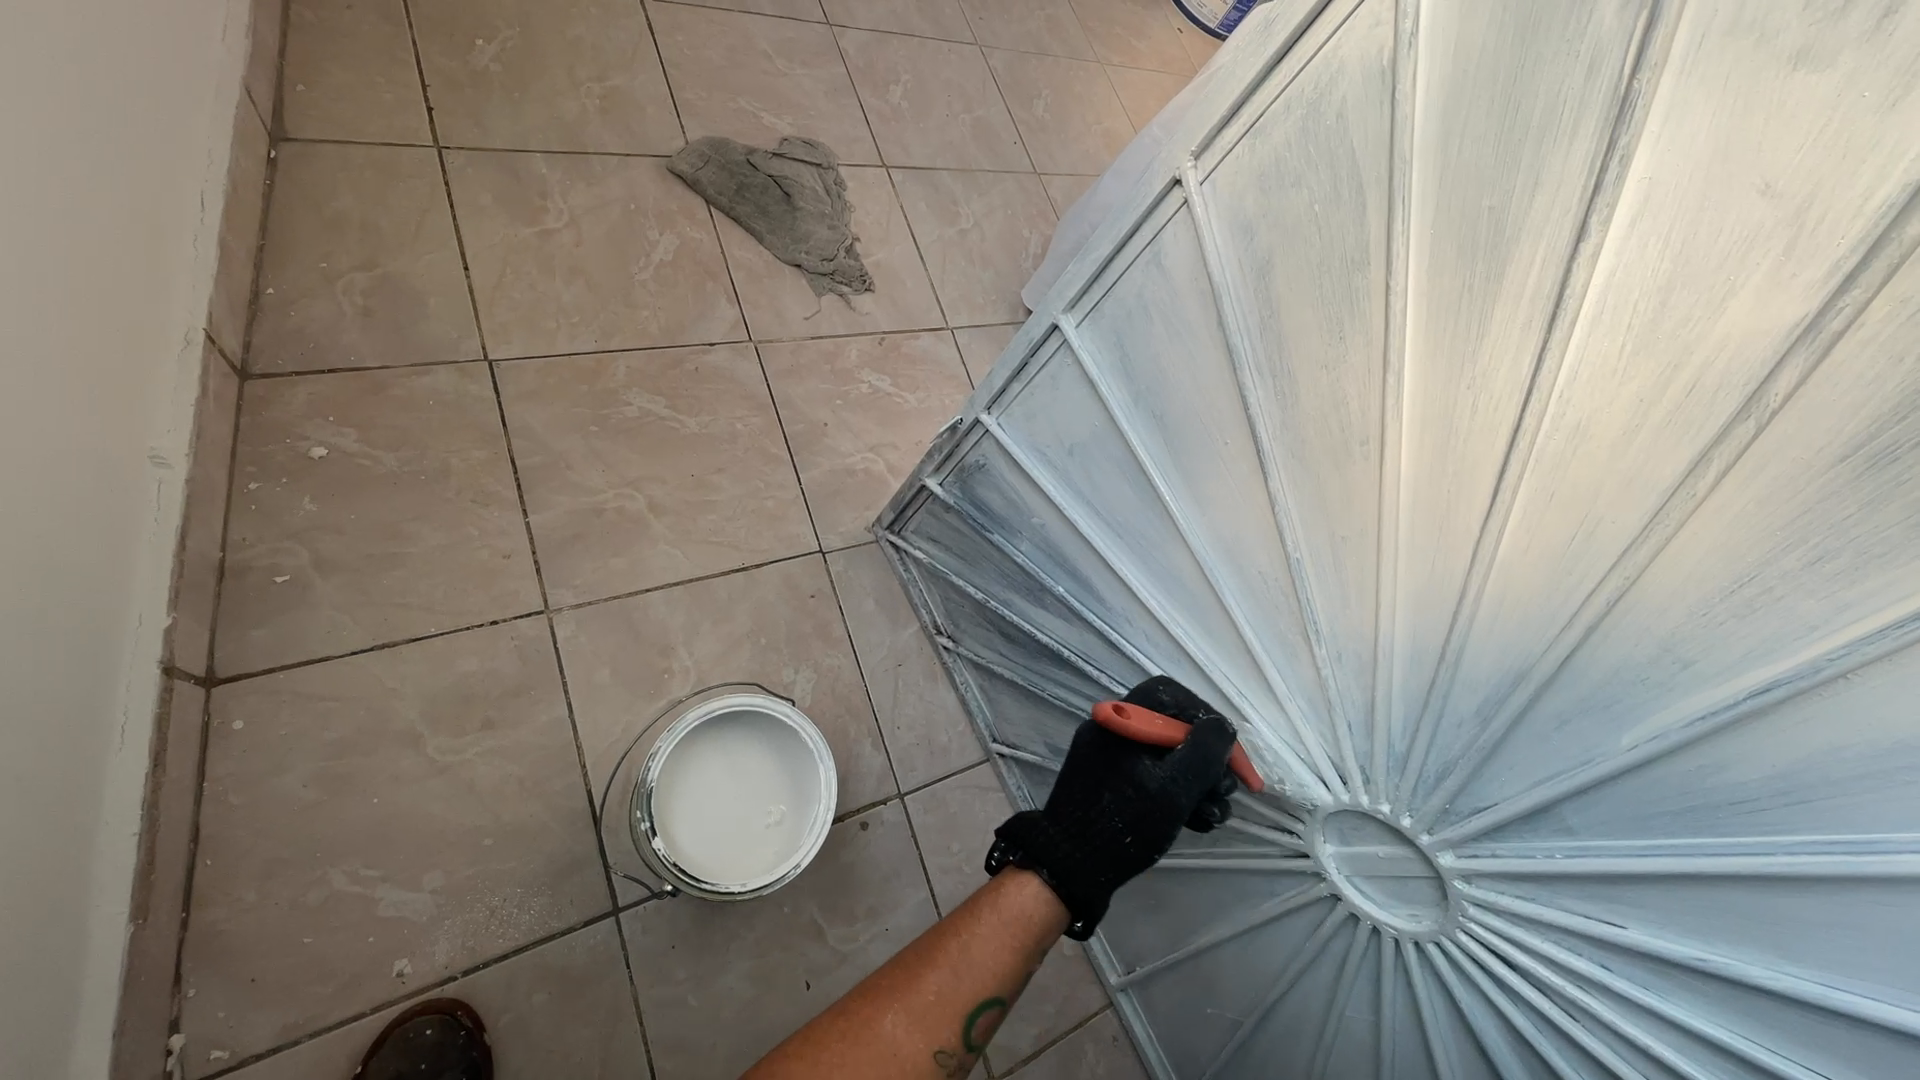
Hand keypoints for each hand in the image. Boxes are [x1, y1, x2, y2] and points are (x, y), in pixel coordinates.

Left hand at [988, 676, 1239, 938]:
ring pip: (1167, 757)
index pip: (1174, 697)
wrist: (1070, 865)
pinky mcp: (1111, 783)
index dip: (1210, 720)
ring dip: (1198, 783)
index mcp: (1122, 720)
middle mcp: (1114, 731)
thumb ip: (1204, 751)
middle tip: (1227, 793)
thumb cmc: (1124, 822)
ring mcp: (1110, 758)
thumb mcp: (1174, 788)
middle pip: (1174, 729)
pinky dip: (1177, 794)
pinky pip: (1152, 777)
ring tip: (1215, 817)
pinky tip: (1197, 823)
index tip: (1231, 754)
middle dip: (1208, 761)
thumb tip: (1221, 726)